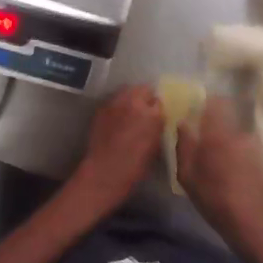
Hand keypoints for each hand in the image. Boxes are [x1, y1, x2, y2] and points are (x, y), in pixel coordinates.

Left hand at [68, 85, 163, 212]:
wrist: (104, 172)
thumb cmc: (135, 166)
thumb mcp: (156, 147)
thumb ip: (157, 127)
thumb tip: (157, 120)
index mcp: (153, 114)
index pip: (160, 101)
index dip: (159, 108)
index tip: (157, 115)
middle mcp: (134, 102)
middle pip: (143, 90)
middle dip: (145, 98)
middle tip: (145, 110)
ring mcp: (115, 103)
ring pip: (127, 91)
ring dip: (131, 98)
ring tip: (130, 111)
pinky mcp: (101, 108)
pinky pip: (114, 100)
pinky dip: (117, 105)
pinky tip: (117, 117)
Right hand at [176, 96, 262, 241]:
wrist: (249, 220)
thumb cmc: (212, 197)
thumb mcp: (187, 175)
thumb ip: (184, 145)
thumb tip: (182, 123)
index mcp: (218, 133)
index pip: (216, 103)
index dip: (206, 101)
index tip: (195, 107)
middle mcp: (238, 133)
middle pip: (227, 115)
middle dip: (214, 120)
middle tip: (200, 135)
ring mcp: (252, 145)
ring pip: (234, 131)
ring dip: (224, 137)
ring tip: (213, 156)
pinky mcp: (260, 158)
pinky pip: (242, 145)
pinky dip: (233, 150)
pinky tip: (226, 168)